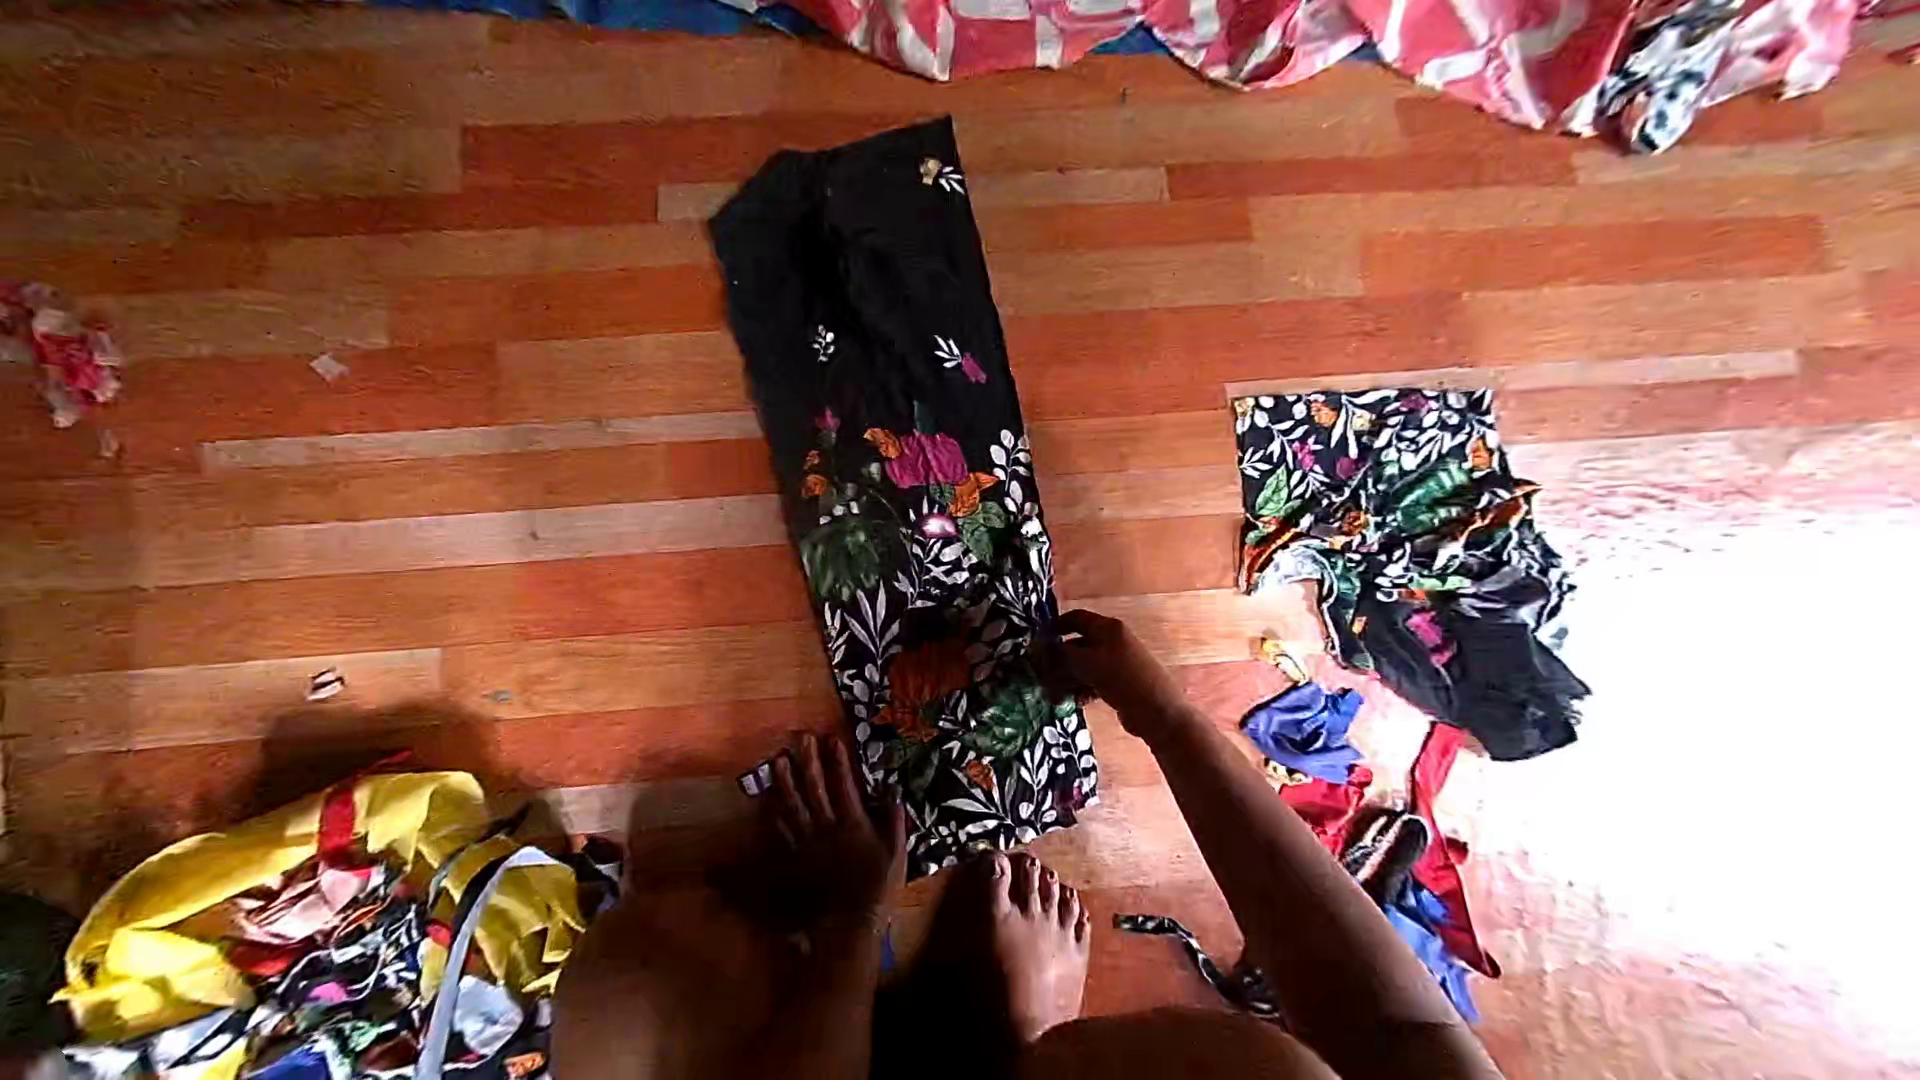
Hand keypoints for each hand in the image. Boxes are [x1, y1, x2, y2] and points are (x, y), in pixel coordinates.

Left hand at [768, 733, 907, 937]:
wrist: (849, 924)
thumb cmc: (876, 888)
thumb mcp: (897, 853)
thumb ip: (895, 820)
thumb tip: (893, 790)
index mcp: (853, 823)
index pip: (845, 785)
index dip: (838, 761)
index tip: (832, 739)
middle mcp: (827, 828)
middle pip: (815, 789)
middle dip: (809, 762)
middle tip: (801, 739)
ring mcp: (808, 843)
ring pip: (794, 806)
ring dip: (785, 782)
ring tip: (778, 761)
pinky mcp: (795, 859)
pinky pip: (782, 832)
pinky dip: (774, 814)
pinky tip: (768, 800)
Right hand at [1051, 610, 1195, 740]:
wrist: (1158, 713)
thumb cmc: (1123, 679)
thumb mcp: (1089, 664)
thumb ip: (1061, 655)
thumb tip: (1037, 649)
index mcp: (1108, 628)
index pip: (1076, 618)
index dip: (1056, 626)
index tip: (1037, 641)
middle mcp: (1112, 641)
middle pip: (1077, 645)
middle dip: (1059, 661)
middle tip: (1041, 676)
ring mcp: (1115, 663)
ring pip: (1082, 666)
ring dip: (1067, 679)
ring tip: (1055, 696)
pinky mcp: (1117, 683)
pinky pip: (1091, 681)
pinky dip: (1080, 689)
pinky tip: (1073, 701)